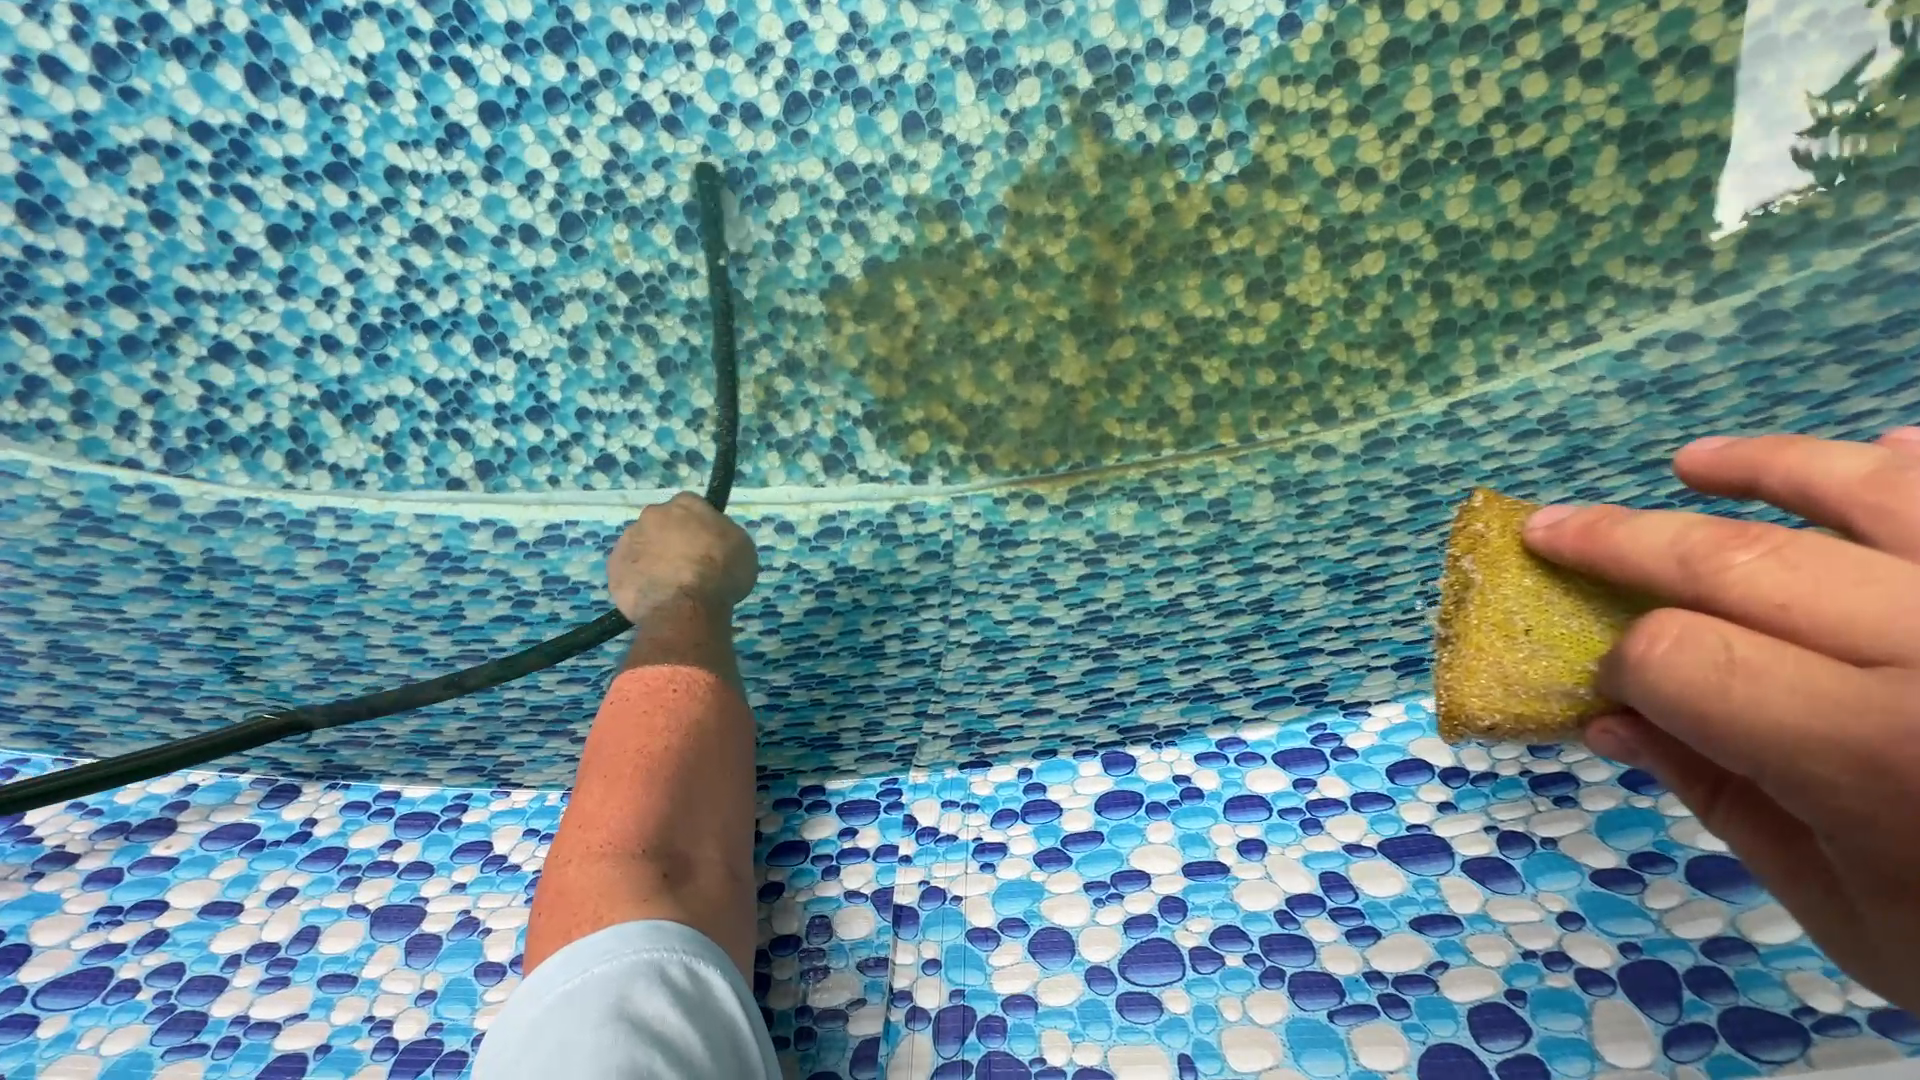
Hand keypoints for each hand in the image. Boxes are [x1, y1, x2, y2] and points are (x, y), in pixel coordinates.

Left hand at [606, 493, 757, 622]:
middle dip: (671, 540)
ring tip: (669, 586)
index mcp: (685, 504)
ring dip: (653, 559)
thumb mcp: (741, 545)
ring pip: (642, 546)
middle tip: (687, 566)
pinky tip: (653, 596)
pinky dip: (638, 580)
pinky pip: (628, 570)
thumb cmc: (722, 572)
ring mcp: (628, 540)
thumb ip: (722, 533)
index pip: (690, 506)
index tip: (705, 544)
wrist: (687, 607)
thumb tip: (710, 537)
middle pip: (662, 524)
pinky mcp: (614, 567)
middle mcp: (652, 515)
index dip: (698, 525)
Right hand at [1521, 428, 1919, 1013]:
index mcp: (1876, 754)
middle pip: (1738, 565)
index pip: (1679, 660)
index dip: (1622, 666)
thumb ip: (1721, 797)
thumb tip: (1606, 719)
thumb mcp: (1850, 910)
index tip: (1610, 690)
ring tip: (1694, 462)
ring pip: (1873, 495)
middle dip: (1621, 542)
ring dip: (1767, 469)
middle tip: (1552, 527)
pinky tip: (1882, 451)